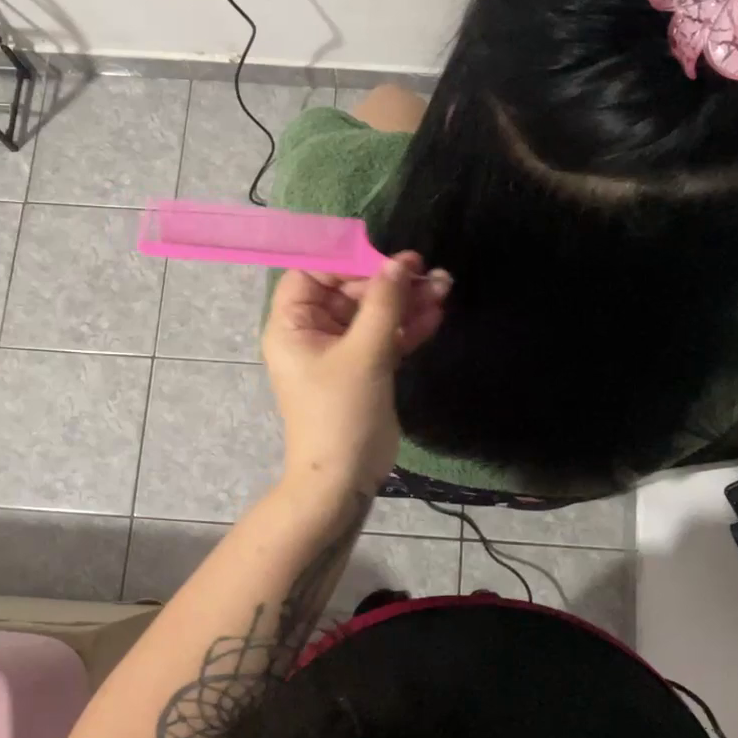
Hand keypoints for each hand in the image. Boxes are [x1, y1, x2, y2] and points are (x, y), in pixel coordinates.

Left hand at [262, 252, 448, 495]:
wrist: (343, 479)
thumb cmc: (341, 412)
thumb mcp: (363, 354)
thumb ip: (383, 304)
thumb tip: (399, 263)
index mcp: (293, 325)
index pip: (313, 273)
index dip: (349, 261)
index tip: (388, 258)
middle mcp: (313, 333)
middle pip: (350, 291)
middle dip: (390, 282)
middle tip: (429, 272)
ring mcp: (340, 352)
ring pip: (373, 314)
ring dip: (407, 302)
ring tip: (444, 286)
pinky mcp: (365, 370)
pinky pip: (385, 337)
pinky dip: (408, 327)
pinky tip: (436, 313)